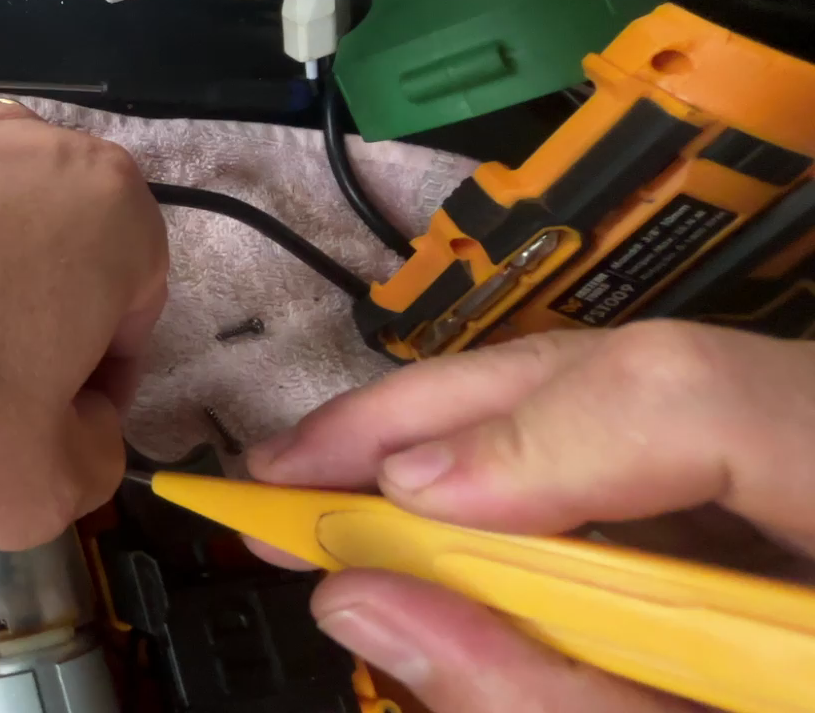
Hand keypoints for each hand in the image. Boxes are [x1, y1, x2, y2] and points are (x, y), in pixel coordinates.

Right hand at [247, 321, 814, 711]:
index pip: (691, 400)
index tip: (394, 503)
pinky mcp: (774, 454)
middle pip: (606, 368)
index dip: (526, 442)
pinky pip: (612, 430)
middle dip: (418, 418)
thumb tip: (357, 601)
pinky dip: (504, 464)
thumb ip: (554, 700)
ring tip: (325, 480)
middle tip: (285, 474)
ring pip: (592, 386)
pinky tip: (432, 503)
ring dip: (440, 434)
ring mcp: (805, 429)